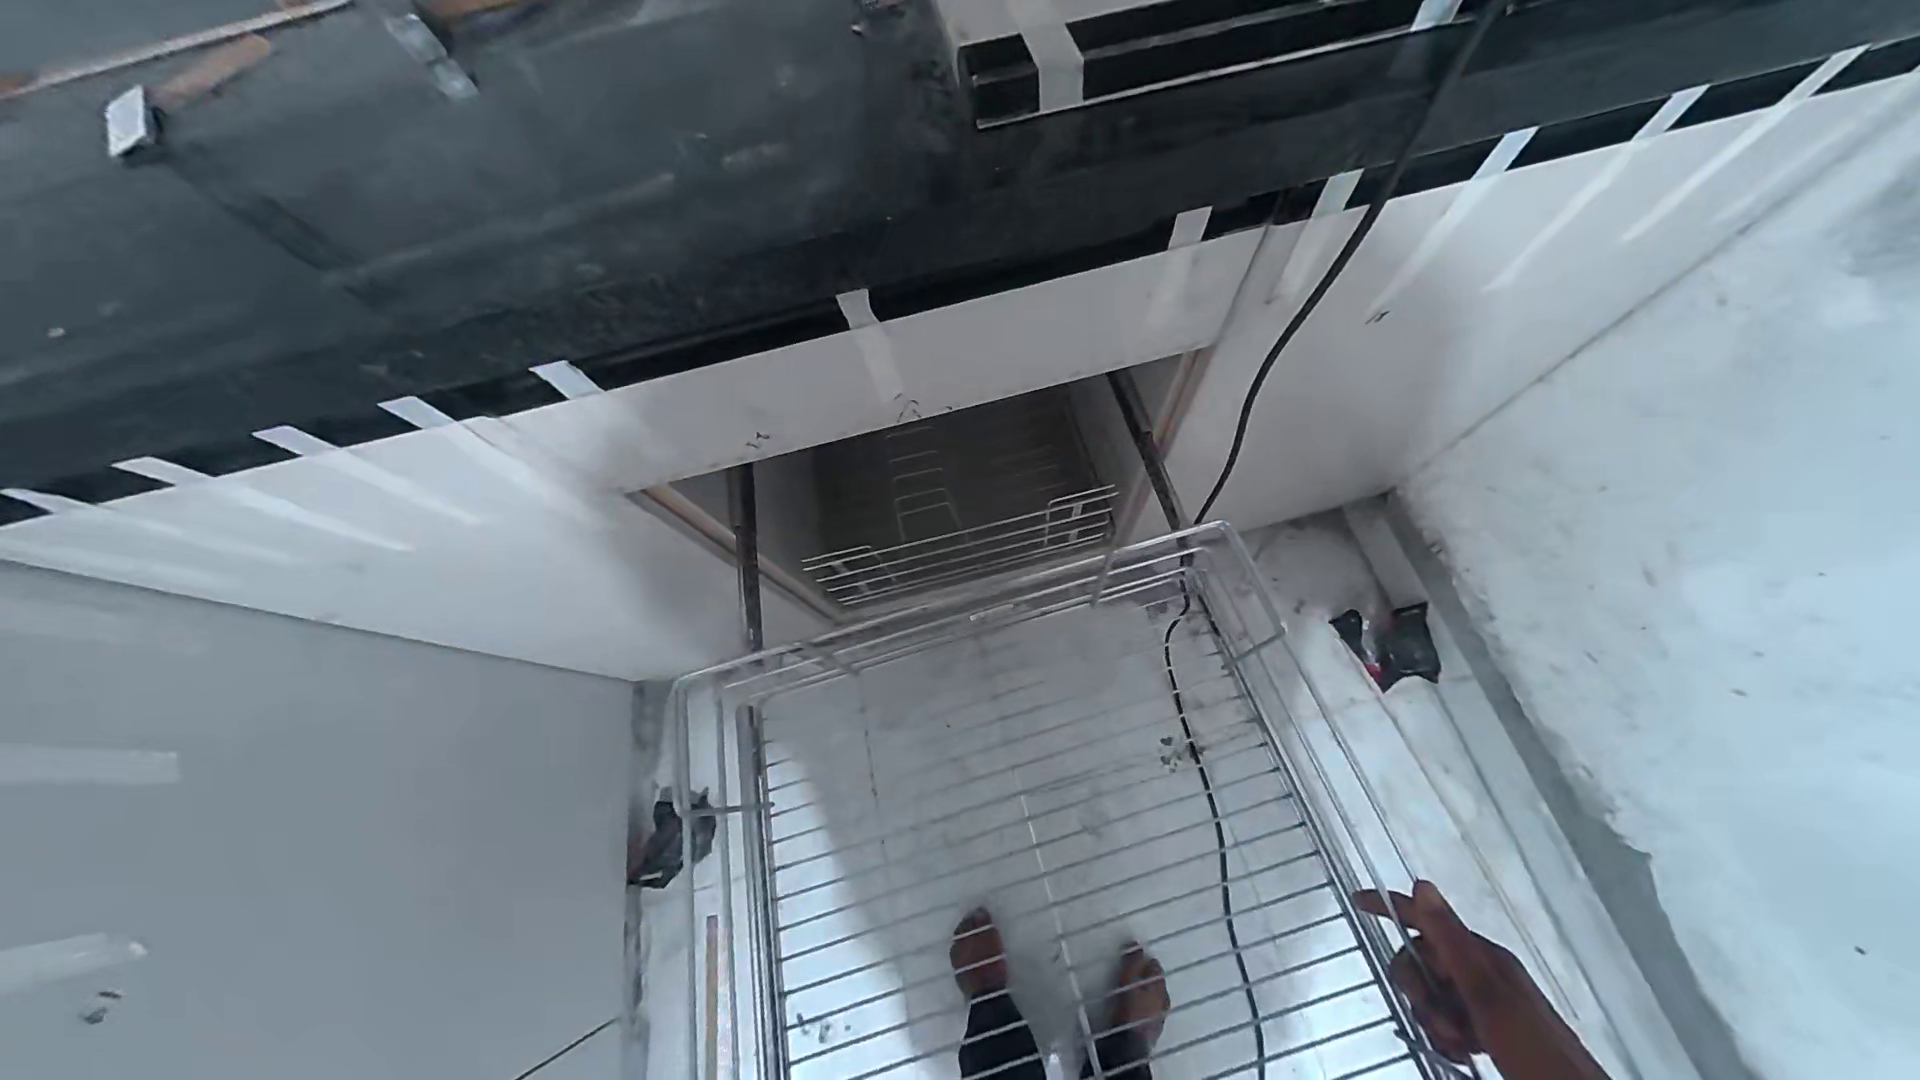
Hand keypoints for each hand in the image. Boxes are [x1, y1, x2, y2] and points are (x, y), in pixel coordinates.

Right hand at [1354, 881, 1609, 1079]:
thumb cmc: (1535, 1051)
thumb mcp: (1487, 996)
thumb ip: (1450, 939)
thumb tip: (1420, 883)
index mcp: (1482, 957)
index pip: (1426, 918)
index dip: (1390, 907)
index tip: (1358, 901)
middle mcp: (1483, 971)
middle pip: (1422, 960)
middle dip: (1418, 990)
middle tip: (1437, 1022)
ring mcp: (1487, 1001)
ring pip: (1432, 992)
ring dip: (1432, 1018)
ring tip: (1456, 1045)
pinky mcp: (1490, 1028)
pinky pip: (1448, 1017)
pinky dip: (1445, 1035)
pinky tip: (1461, 1052)